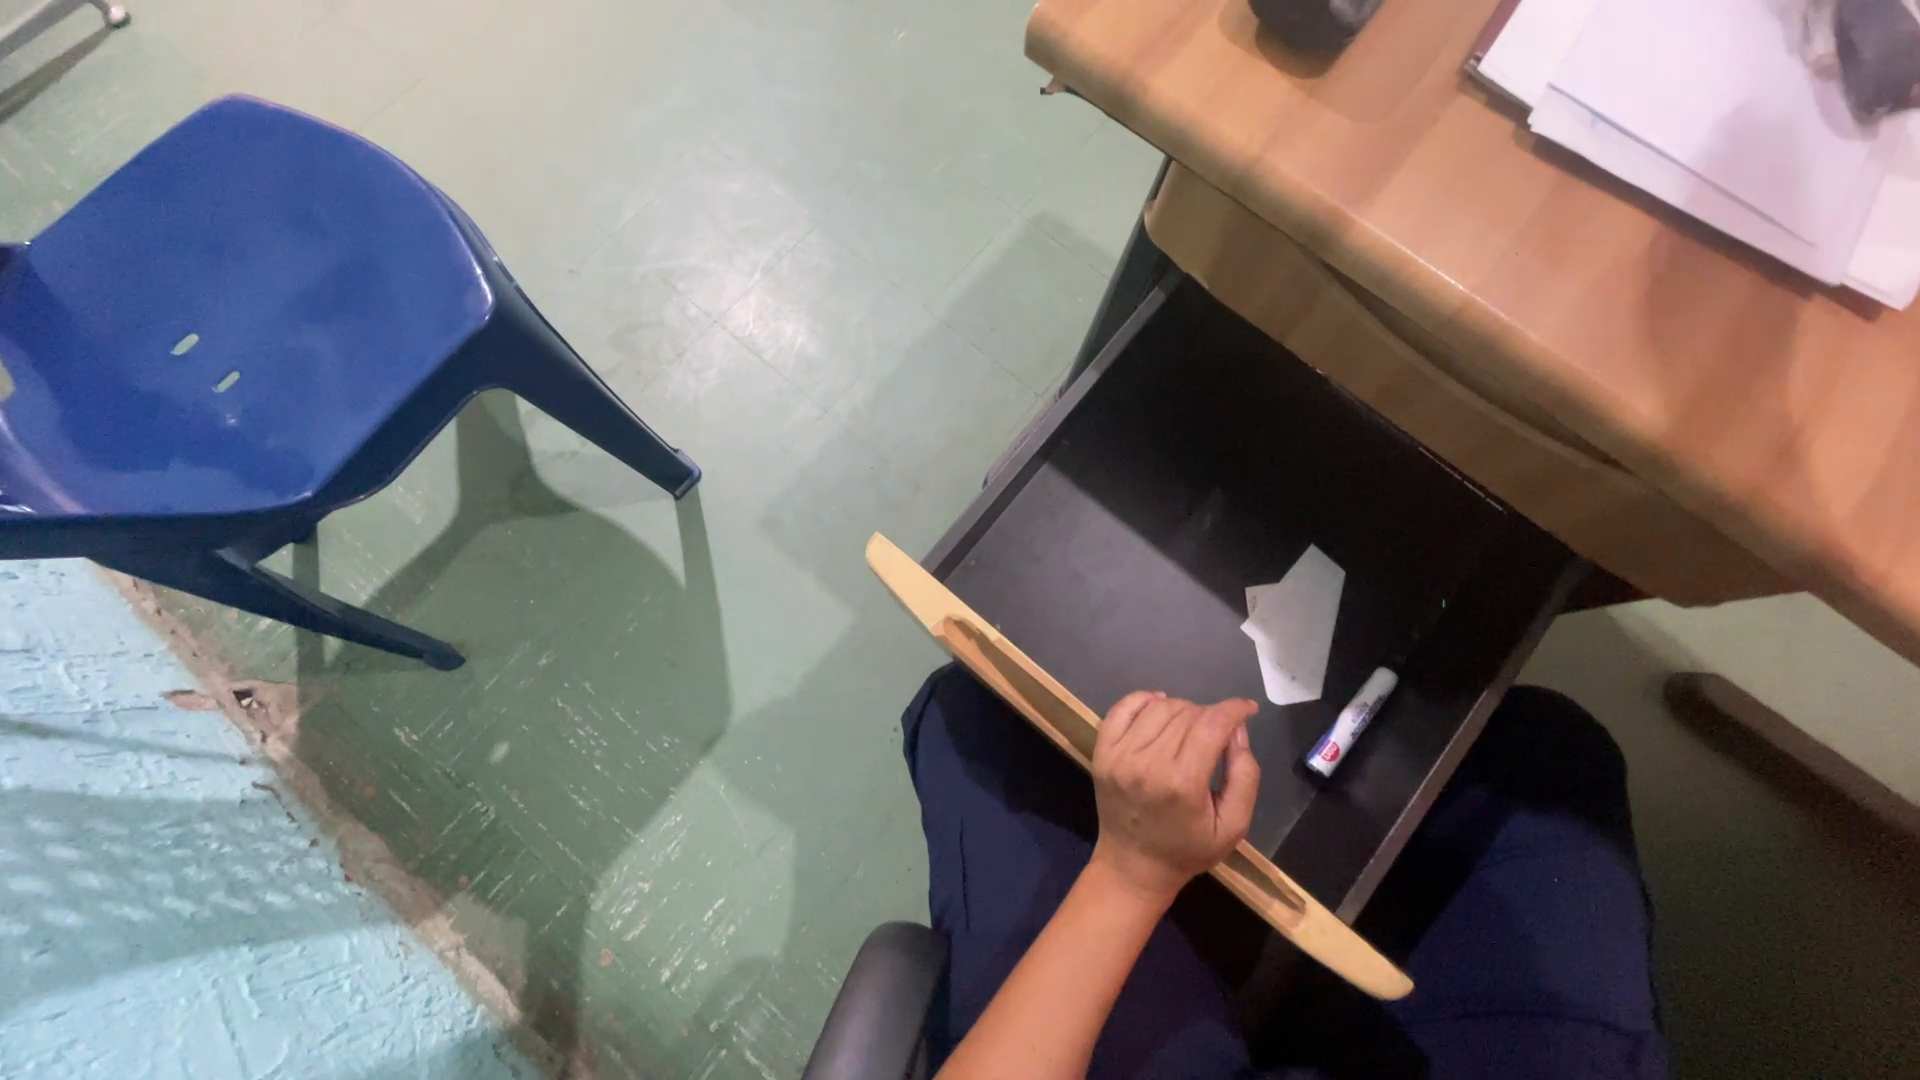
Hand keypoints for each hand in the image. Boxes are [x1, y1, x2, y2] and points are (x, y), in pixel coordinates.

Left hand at [1088, 692, 1261, 906]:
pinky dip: (1144, 700)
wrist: (1133, 865)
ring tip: (1191, 726)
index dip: (1234, 709)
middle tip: (1218, 733)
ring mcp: (1119, 755)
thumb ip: (1244, 775)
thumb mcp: (1233, 825)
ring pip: (1158, 707)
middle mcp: (1147, 763)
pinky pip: (1123, 708)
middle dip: (1210, 715)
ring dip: (1181, 709)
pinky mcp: (1102, 751)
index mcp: (1182, 783)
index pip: (1212, 724)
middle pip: (1187, 713)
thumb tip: (1238, 729)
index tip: (1247, 708)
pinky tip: (1159, 707)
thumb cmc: (1187, 849)